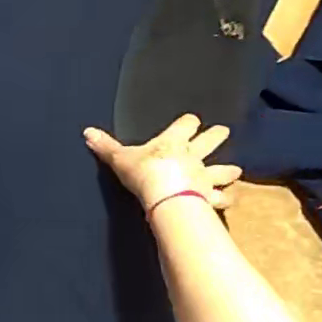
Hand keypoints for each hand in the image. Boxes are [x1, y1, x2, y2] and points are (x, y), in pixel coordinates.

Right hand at [84, 114, 242, 211]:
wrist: (163, 195)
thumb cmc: (142, 172)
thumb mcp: (120, 157)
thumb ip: (105, 146)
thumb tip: (87, 131)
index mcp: (173, 142)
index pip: (186, 124)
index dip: (188, 123)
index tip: (190, 122)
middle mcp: (193, 155)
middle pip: (211, 140)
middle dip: (216, 136)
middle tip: (222, 132)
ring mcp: (204, 175)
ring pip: (222, 170)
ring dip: (228, 170)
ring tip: (234, 171)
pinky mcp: (208, 195)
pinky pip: (222, 198)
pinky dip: (225, 199)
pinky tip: (227, 199)